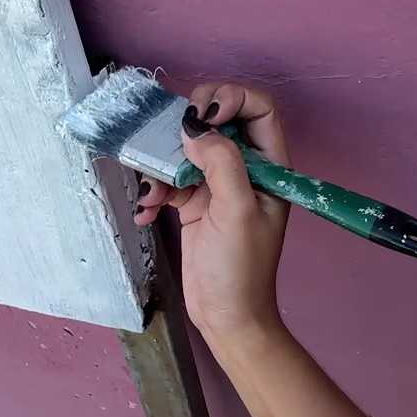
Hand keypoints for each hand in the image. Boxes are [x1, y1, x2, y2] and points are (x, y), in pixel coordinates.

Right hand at [133, 83, 291, 350]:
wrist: (224, 316)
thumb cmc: (242, 269)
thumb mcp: (237, 211)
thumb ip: (221, 163)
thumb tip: (195, 128)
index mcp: (269, 166)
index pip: (258, 109)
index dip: (231, 100)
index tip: (203, 117)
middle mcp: (245, 168)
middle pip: (218, 120)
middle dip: (190, 126)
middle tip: (170, 136)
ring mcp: (217, 184)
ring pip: (188, 148)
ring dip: (163, 163)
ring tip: (152, 191)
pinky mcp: (193, 201)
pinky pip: (169, 178)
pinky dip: (154, 190)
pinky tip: (147, 211)